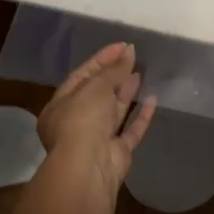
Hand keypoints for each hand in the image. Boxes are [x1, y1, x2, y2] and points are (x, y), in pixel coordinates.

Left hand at [37, 43, 158, 192]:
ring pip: (114, 111)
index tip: (122, 45)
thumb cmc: (82, 119)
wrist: (88, 167)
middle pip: (98, 94)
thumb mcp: (96, 86)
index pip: (82, 76)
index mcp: (60, 107)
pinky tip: (153, 98)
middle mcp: (76, 123)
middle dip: (115, 75)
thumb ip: (114, 69)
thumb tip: (129, 51)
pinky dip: (141, 115)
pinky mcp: (116, 153)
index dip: (102, 59)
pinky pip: (130, 130)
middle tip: (133, 56)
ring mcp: (97, 139)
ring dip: (127, 92)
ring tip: (142, 72)